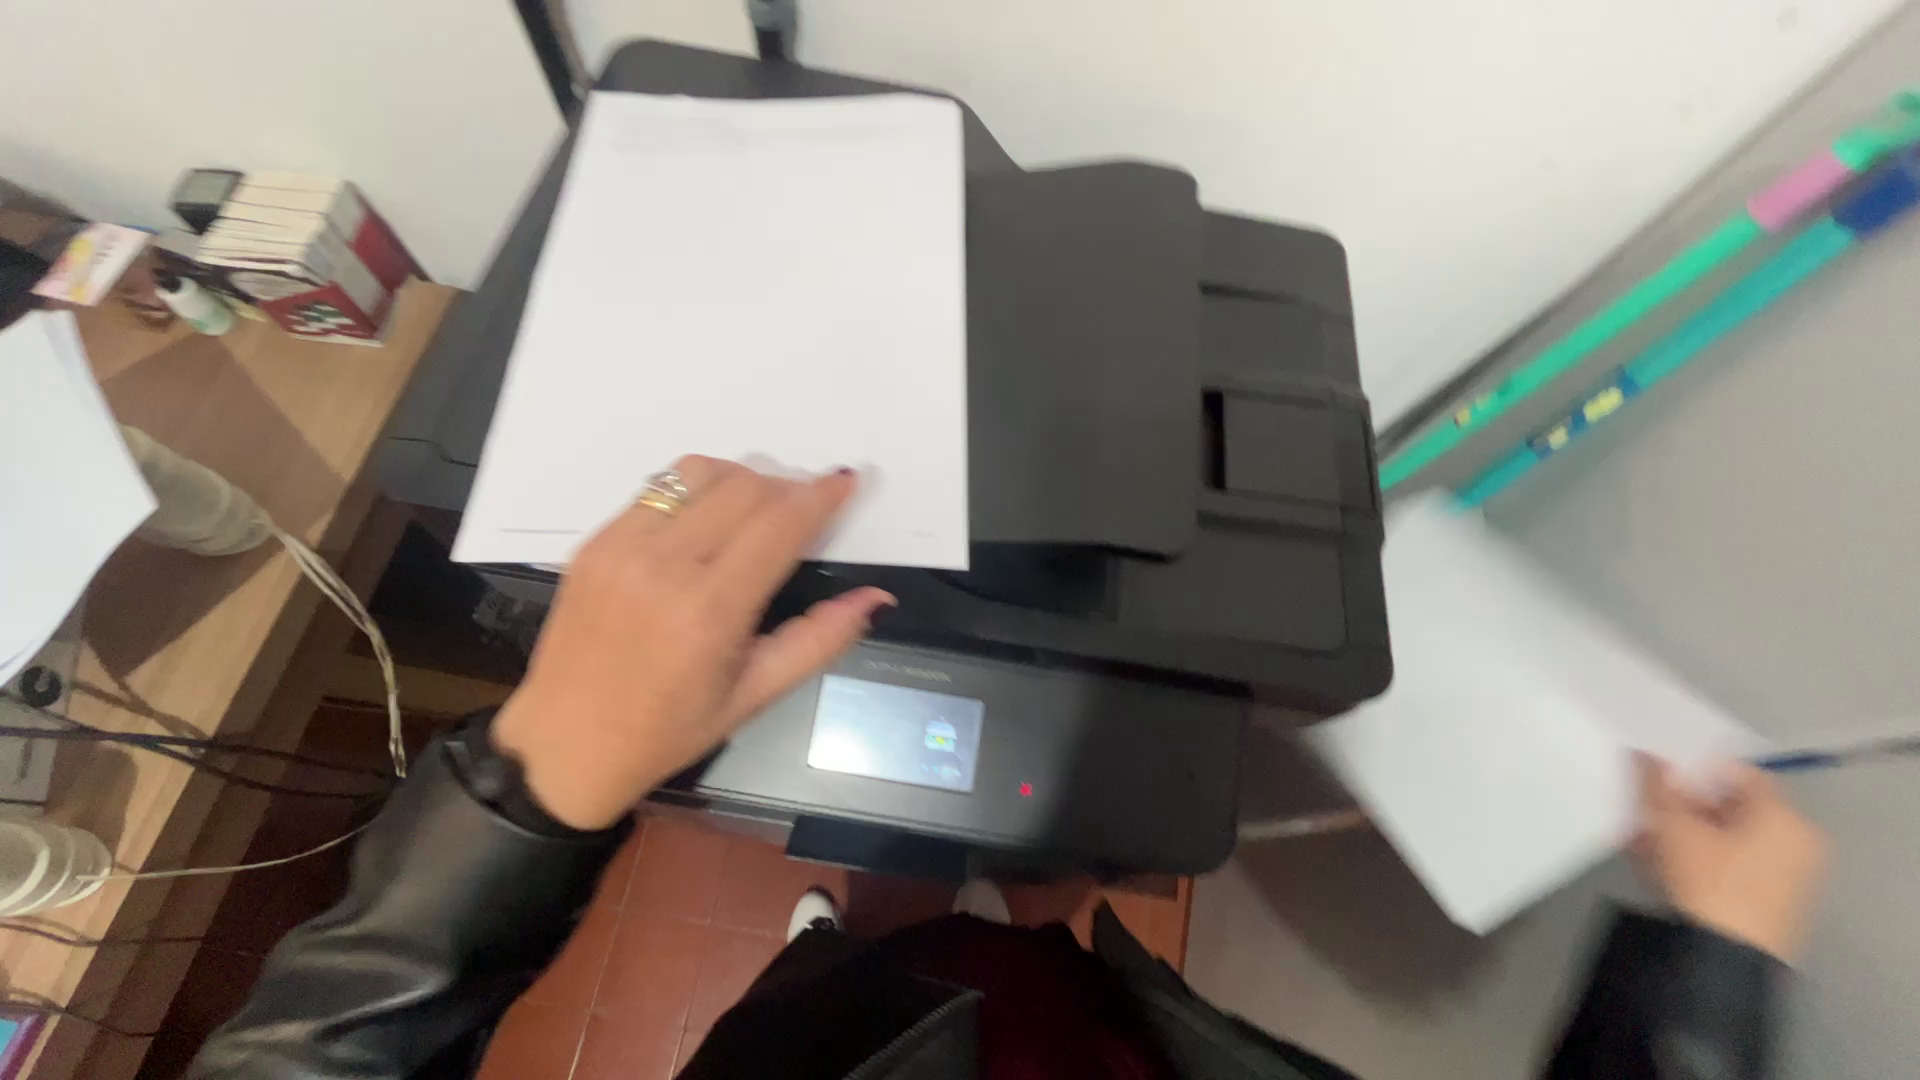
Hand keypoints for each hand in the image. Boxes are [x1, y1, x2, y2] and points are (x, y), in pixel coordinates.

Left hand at [491, 456, 894, 829]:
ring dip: (742, 480)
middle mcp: (662, 567)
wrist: (563, 746)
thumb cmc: (668, 729)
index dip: (821, 496)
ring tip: (757, 511)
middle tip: (805, 511)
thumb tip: (875, 599)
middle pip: (745, 486)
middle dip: (788, 488)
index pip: (780, 525)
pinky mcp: (593, 542)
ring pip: (699, 472)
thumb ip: (820, 640)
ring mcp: (620, 548)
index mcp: (709, 611)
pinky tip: (706, 523)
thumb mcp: (755, 695)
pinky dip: (695, 490)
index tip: (845, 481)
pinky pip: (657, 488)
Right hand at [1631, 757, 1826, 962]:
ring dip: (1679, 827)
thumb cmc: (1705, 876)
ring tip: (1638, 831)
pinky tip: (1651, 856)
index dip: (1696, 767)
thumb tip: (1645, 754)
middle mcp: (1796, 842)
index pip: (1739, 773)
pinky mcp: (1765, 896)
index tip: (1657, 771)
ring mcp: (1785, 873)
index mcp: (1785, 819)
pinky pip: (1725, 858)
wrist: (1723, 951)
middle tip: (1643, 802)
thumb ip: (1655, 783)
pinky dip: (1691, 851)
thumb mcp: (1669, 823)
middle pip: (1730, 805)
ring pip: (1722, 833)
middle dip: (1680, 801)